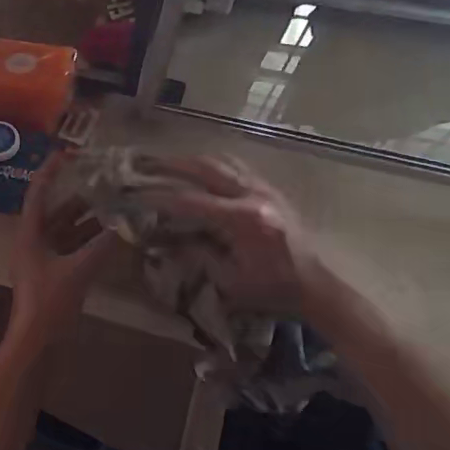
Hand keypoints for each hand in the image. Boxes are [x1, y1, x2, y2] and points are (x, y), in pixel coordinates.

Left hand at [9, 155, 117, 341]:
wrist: (35, 340)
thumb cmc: (48, 301)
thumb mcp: (78, 271)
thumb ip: (104, 246)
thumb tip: (130, 222)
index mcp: (29, 233)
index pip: (39, 192)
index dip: (51, 171)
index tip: (70, 152)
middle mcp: (34, 240)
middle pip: (56, 210)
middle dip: (81, 196)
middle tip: (108, 181)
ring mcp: (43, 258)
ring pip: (67, 230)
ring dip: (89, 220)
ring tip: (117, 204)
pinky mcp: (54, 273)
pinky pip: (72, 248)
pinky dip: (90, 241)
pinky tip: (114, 236)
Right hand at [153, 154, 336, 316]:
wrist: (316, 286)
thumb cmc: (271, 289)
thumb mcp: (227, 279)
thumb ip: (196, 253)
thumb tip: (164, 236)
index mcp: (244, 220)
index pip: (191, 200)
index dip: (159, 197)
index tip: (134, 195)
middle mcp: (255, 196)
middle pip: (206, 168)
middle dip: (171, 165)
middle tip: (144, 164)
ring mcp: (265, 190)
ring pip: (222, 162)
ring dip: (191, 160)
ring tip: (165, 162)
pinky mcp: (271, 191)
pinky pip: (237, 167)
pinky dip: (212, 164)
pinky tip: (197, 168)